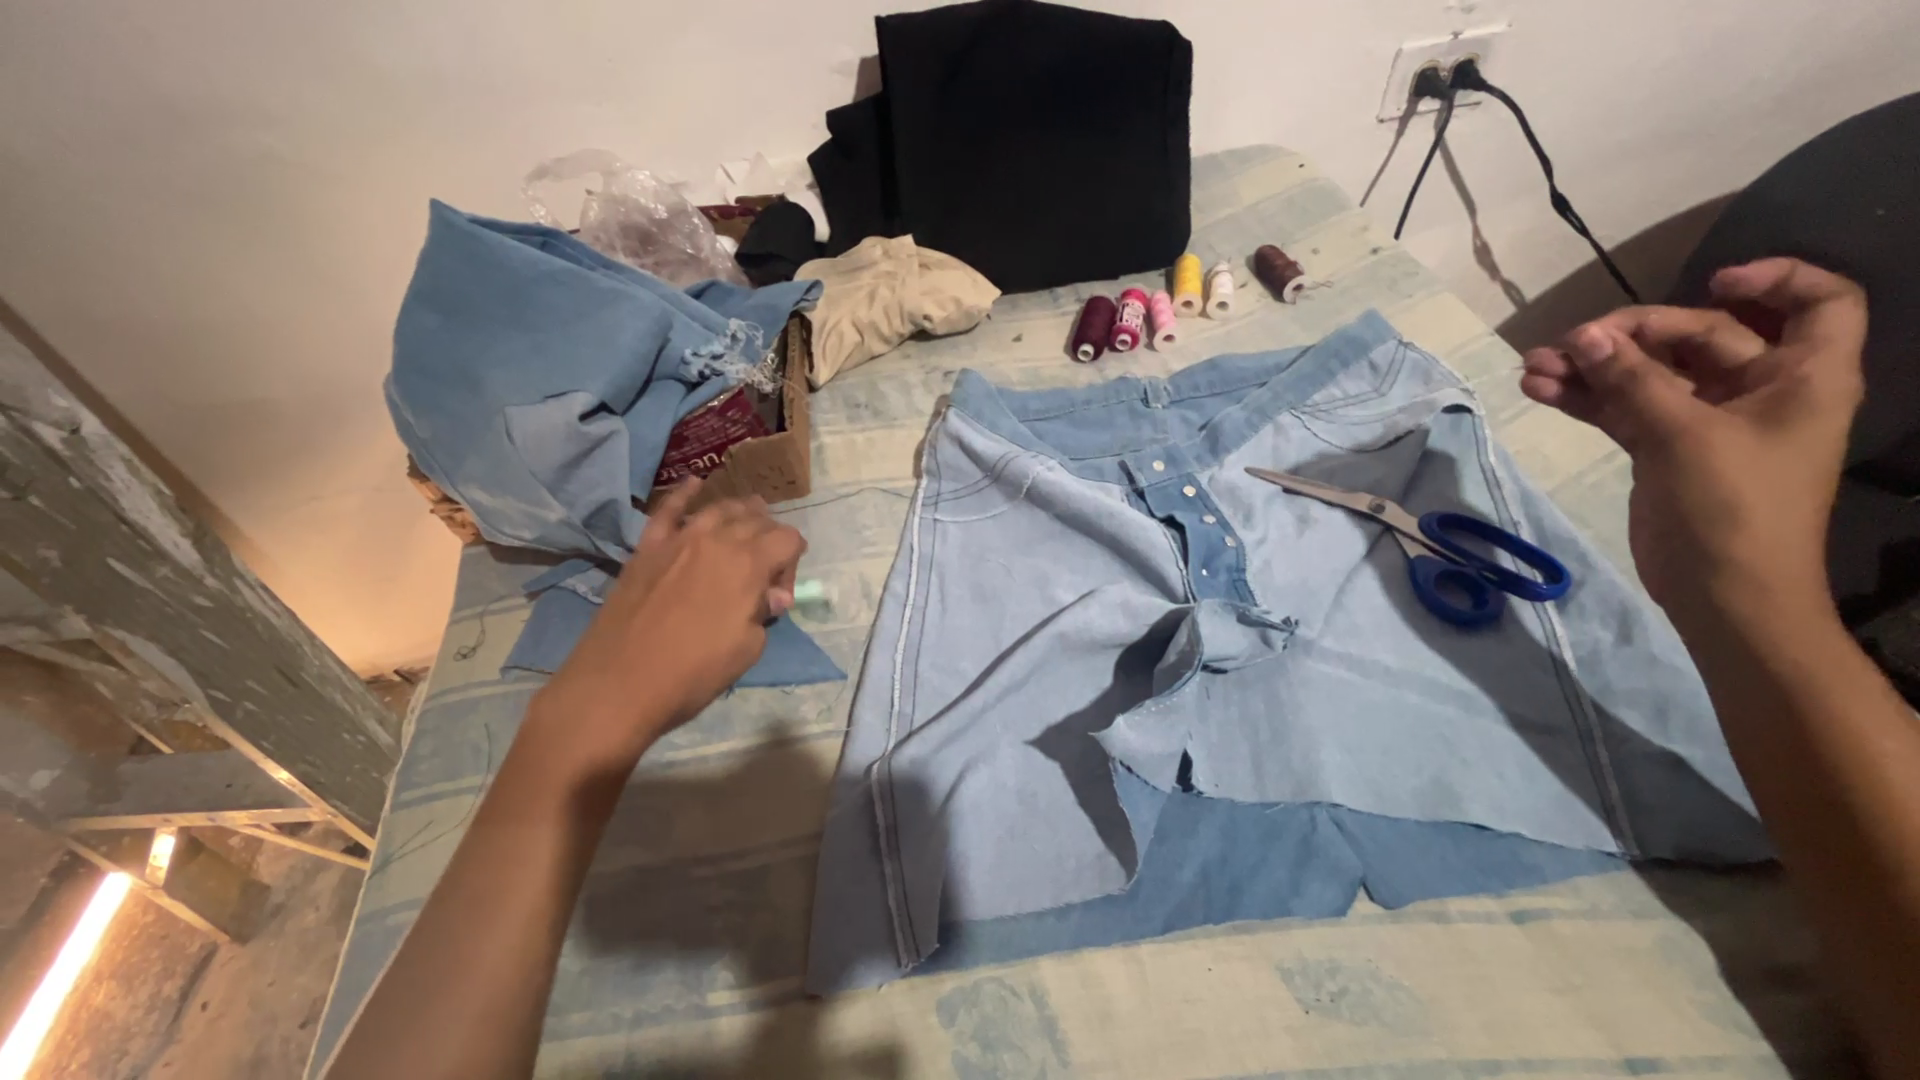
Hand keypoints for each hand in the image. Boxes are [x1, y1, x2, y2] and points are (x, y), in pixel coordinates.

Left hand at [527, 479, 805, 778]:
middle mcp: (716, 540)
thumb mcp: (746, 650)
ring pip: (718, 509)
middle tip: (768, 563)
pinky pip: (668, 510)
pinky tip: (695, 483)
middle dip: (770, 535)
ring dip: (740, 509)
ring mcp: (678, 540)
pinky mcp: (647, 549)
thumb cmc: (692, 673)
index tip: (780, 594)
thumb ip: (762, 613)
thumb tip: (770, 596)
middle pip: (755, 520)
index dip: (794, 563)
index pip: (788, 540)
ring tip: (751, 513)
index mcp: (748, 564)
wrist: (619, 684)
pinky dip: (684, 493)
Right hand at [1518, 258, 1865, 614]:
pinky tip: (1540, 390)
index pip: (1819, 302)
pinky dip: (1585, 399)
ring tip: (1533, 367)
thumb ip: (1633, 381)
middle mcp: (1757, 390)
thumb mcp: (1684, 436)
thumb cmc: (1734, 508)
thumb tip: (1584, 336)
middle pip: (1699, 337)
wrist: (1724, 593)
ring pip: (1646, 375)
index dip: (1775, 279)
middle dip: (1630, 336)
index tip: (1711, 281)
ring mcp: (1705, 421)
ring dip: (1592, 368)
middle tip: (1571, 344)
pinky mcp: (1662, 450)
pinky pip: (1622, 409)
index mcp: (1801, 376)